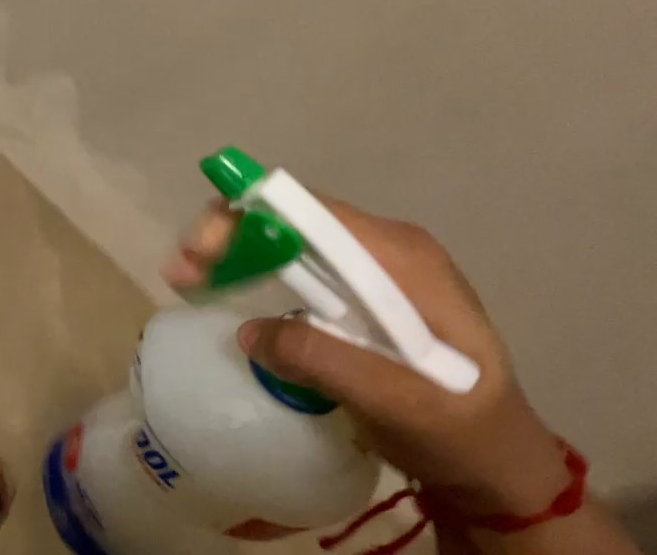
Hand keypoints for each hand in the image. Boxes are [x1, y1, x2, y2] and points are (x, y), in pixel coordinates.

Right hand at [163, 198, 569, 517]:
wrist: (499, 469)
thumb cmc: (461, 432)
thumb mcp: (400, 402)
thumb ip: (326, 359)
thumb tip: (248, 331)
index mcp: (400, 257)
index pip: (305, 211)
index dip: (243, 220)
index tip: (197, 254)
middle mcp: (382, 246)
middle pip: (285, 216)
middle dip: (224, 235)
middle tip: (181, 272)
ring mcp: (369, 267)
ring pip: (281, 236)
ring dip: (229, 252)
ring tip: (189, 281)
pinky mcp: (355, 289)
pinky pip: (291, 262)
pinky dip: (248, 268)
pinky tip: (225, 289)